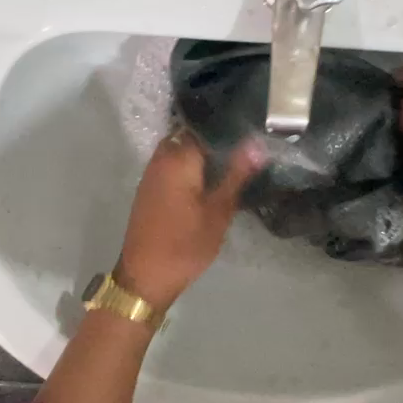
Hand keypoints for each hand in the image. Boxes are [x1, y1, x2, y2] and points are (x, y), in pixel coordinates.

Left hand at [116, 128, 264, 309]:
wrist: (146, 276)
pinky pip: (172, 165)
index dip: (230, 127)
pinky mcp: (149, 188)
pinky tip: (209, 180)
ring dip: (203, 155)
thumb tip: (257, 143)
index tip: (253, 131)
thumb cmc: (185, 245)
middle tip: (245, 149)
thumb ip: (237, 175)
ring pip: (181, 150)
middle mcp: (161, 158)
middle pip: (191, 135)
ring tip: (232, 163)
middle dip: (216, 140)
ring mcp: (152, 173)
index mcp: (178, 158)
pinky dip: (190, 167)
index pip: (206, 126)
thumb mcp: (218, 212)